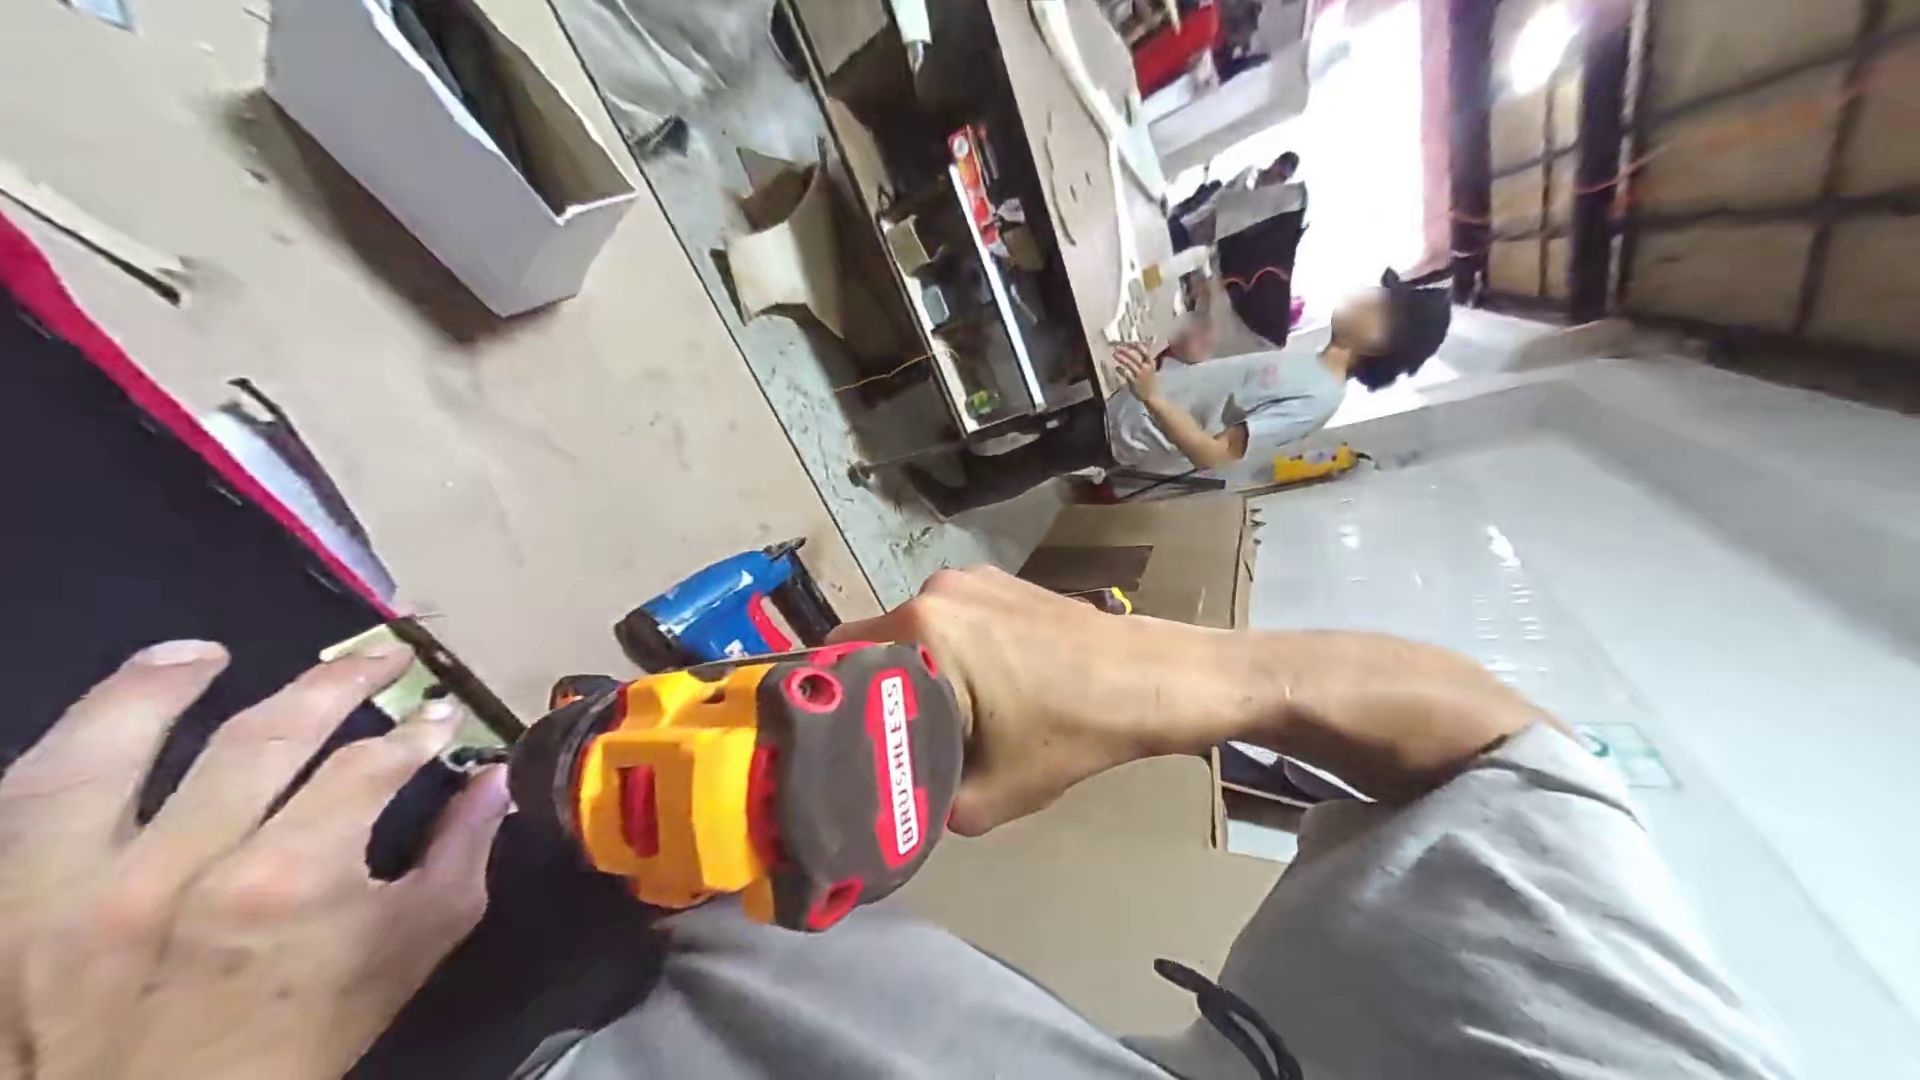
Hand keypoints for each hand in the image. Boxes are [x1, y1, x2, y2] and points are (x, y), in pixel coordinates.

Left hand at [0, 639, 509, 1079]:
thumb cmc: (311, 1029)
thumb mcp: (419, 940)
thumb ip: (464, 848)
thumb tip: (493, 776)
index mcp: (287, 881)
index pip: (372, 764)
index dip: (419, 730)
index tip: (443, 716)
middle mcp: (174, 872)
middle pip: (263, 737)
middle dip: (340, 682)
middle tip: (383, 657)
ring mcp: (65, 895)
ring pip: (100, 758)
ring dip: (154, 690)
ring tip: (200, 653)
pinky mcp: (2, 917)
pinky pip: (15, 812)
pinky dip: (62, 752)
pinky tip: (109, 720)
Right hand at [828, 567, 1184, 835]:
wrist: (1151, 680)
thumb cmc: (1072, 730)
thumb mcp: (987, 794)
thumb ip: (923, 801)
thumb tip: (895, 796)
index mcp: (923, 625)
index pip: (840, 659)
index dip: (838, 703)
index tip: (853, 740)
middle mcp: (937, 587)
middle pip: (879, 644)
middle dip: (885, 691)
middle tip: (909, 736)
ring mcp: (972, 575)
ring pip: (917, 630)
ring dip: (923, 667)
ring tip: (959, 710)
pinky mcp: (1001, 578)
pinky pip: (953, 616)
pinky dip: (955, 647)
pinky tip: (993, 680)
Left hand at [1114, 343, 1161, 401]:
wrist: (1153, 396)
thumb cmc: (1151, 381)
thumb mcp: (1151, 368)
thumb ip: (1146, 359)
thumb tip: (1144, 347)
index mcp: (1151, 363)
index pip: (1143, 350)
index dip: (1134, 345)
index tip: (1127, 342)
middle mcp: (1146, 367)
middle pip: (1134, 356)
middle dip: (1124, 350)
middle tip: (1116, 347)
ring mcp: (1139, 375)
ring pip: (1129, 364)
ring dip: (1121, 358)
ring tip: (1114, 354)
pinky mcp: (1134, 382)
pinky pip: (1126, 374)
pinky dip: (1121, 370)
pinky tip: (1117, 367)